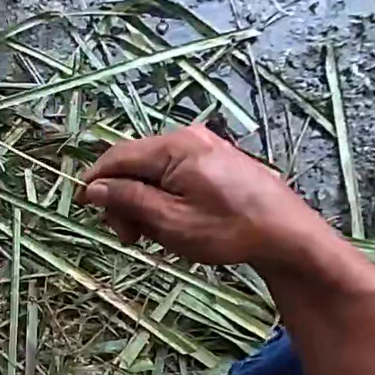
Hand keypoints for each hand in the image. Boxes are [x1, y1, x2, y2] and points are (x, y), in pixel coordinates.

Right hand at [79, 125, 327, 268]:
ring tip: (155, 235)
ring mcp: (205, 147)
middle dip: (123, 199)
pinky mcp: (216, 161)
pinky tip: (174, 222)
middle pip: (134, 163)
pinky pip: (175, 174)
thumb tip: (93, 188)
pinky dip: (164, 198)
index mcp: (175, 147)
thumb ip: (128, 200)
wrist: (288, 235)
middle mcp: (188, 137)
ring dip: (143, 202)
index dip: (96, 182)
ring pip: (153, 172)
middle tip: (130, 236)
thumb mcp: (170, 221)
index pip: (117, 156)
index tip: (86, 209)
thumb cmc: (229, 230)